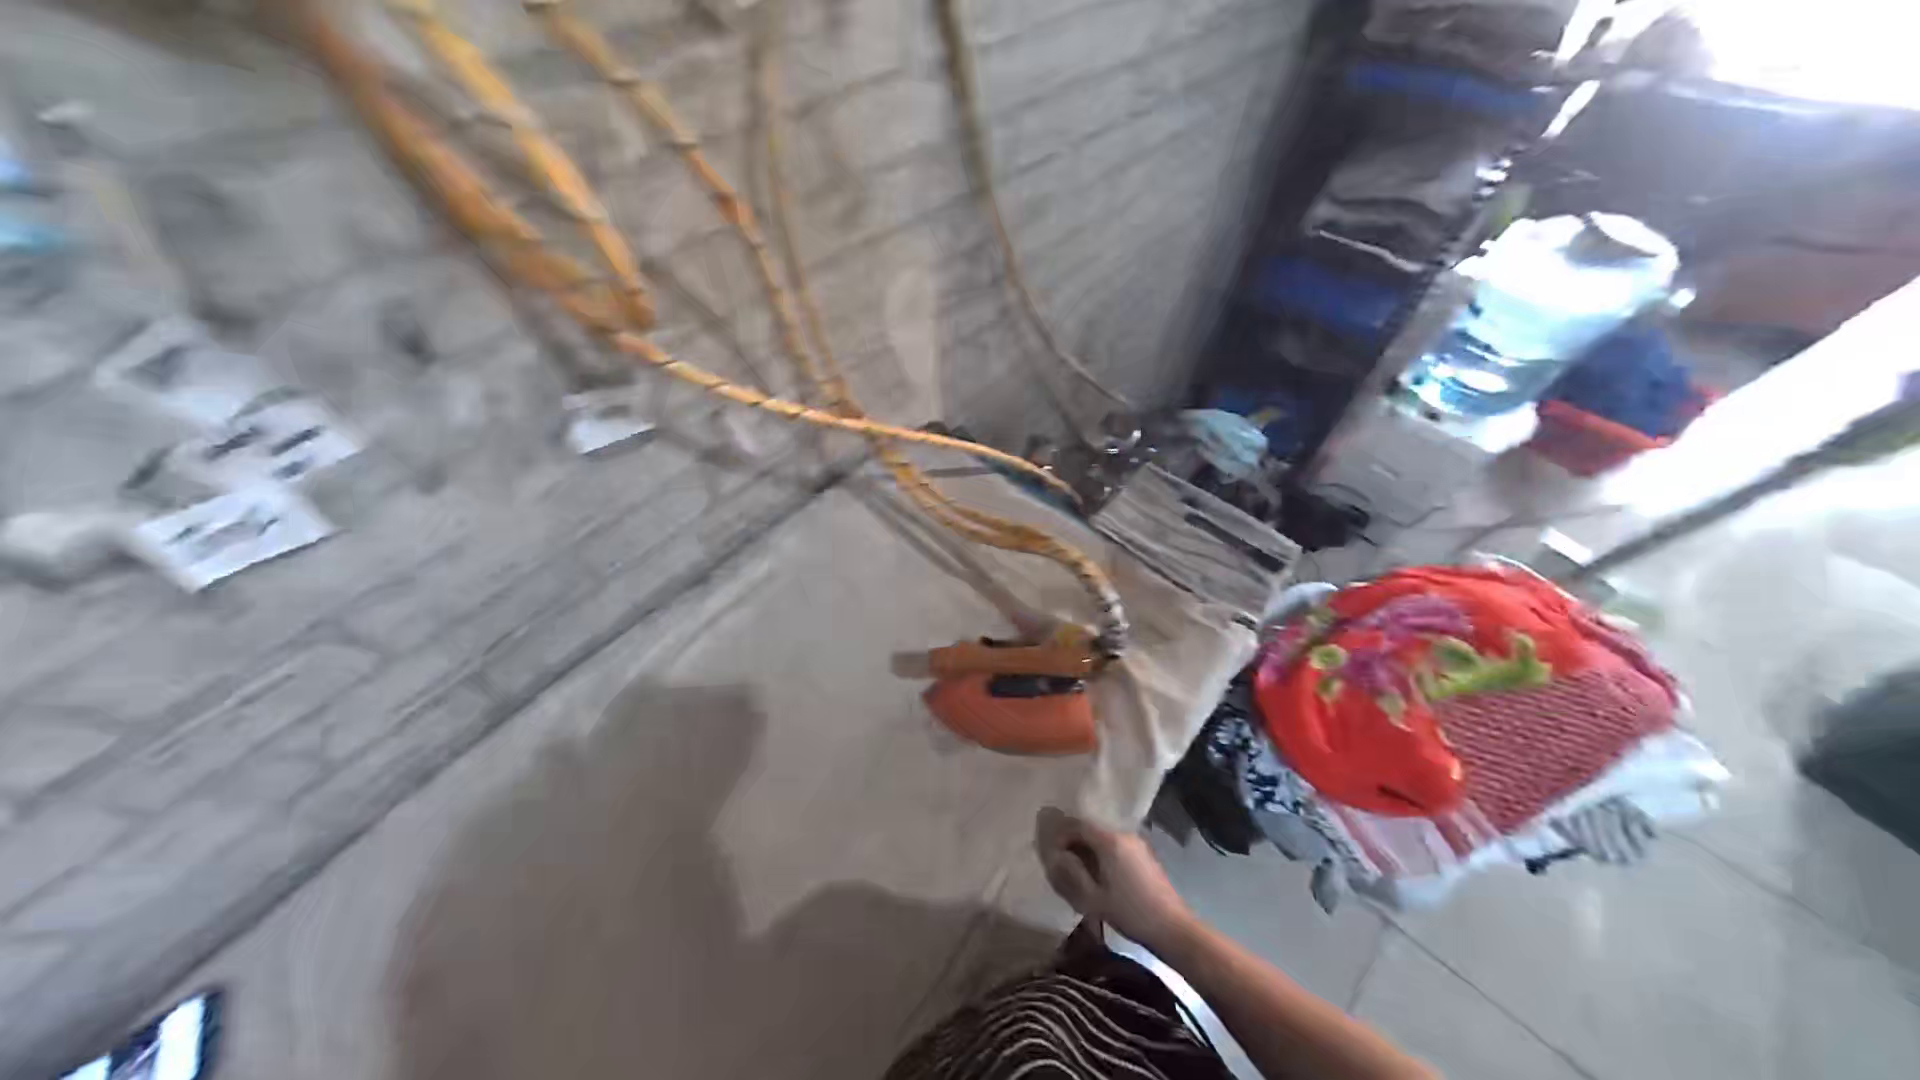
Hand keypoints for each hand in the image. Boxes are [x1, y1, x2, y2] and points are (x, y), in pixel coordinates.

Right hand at [1035, 807, 1196, 953]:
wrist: (1173, 928)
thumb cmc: (1130, 913)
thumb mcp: (1094, 898)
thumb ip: (1073, 873)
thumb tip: (1058, 856)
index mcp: (1110, 841)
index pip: (1078, 824)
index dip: (1061, 835)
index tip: (1052, 852)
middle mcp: (1124, 835)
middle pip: (1092, 828)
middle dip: (1074, 841)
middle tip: (1063, 861)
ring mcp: (1138, 843)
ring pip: (1105, 837)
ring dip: (1089, 848)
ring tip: (1079, 870)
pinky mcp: (1145, 855)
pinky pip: (1117, 845)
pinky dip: (1104, 853)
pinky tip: (1101, 874)